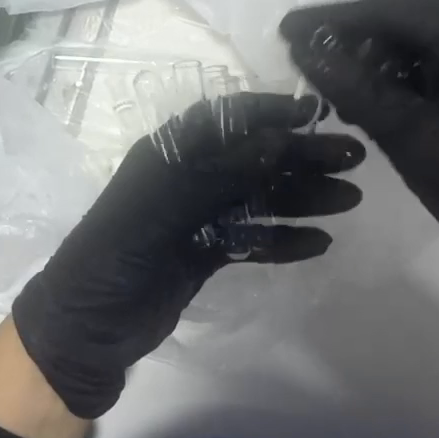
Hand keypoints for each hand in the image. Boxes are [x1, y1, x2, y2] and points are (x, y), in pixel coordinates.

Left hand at [11, 93, 364, 417]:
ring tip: (349, 198)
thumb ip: (221, 174)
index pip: (227, 118)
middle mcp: (188, 177)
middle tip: (352, 157)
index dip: (270, 111)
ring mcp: (198, 216)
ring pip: (259, 198)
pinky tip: (320, 242)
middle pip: (253, 157)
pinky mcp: (206, 254)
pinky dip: (283, 239)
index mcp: (170, 152)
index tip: (315, 113)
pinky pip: (252, 238)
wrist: (86, 327)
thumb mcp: (164, 206)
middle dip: (301, 155)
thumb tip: (277, 139)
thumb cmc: (115, 252)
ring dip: (302, 196)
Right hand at [280, 0, 438, 320]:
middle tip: (310, 49)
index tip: (291, 29)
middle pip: (410, 13)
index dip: (340, 16)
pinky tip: (367, 93)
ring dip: (373, 49)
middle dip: (356, 28)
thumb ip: (358, 90)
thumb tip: (304, 48)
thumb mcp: (413, 141)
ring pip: (419, 37)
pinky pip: (431, 63)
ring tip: (332, 76)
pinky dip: (394, 71)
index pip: (399, 8)